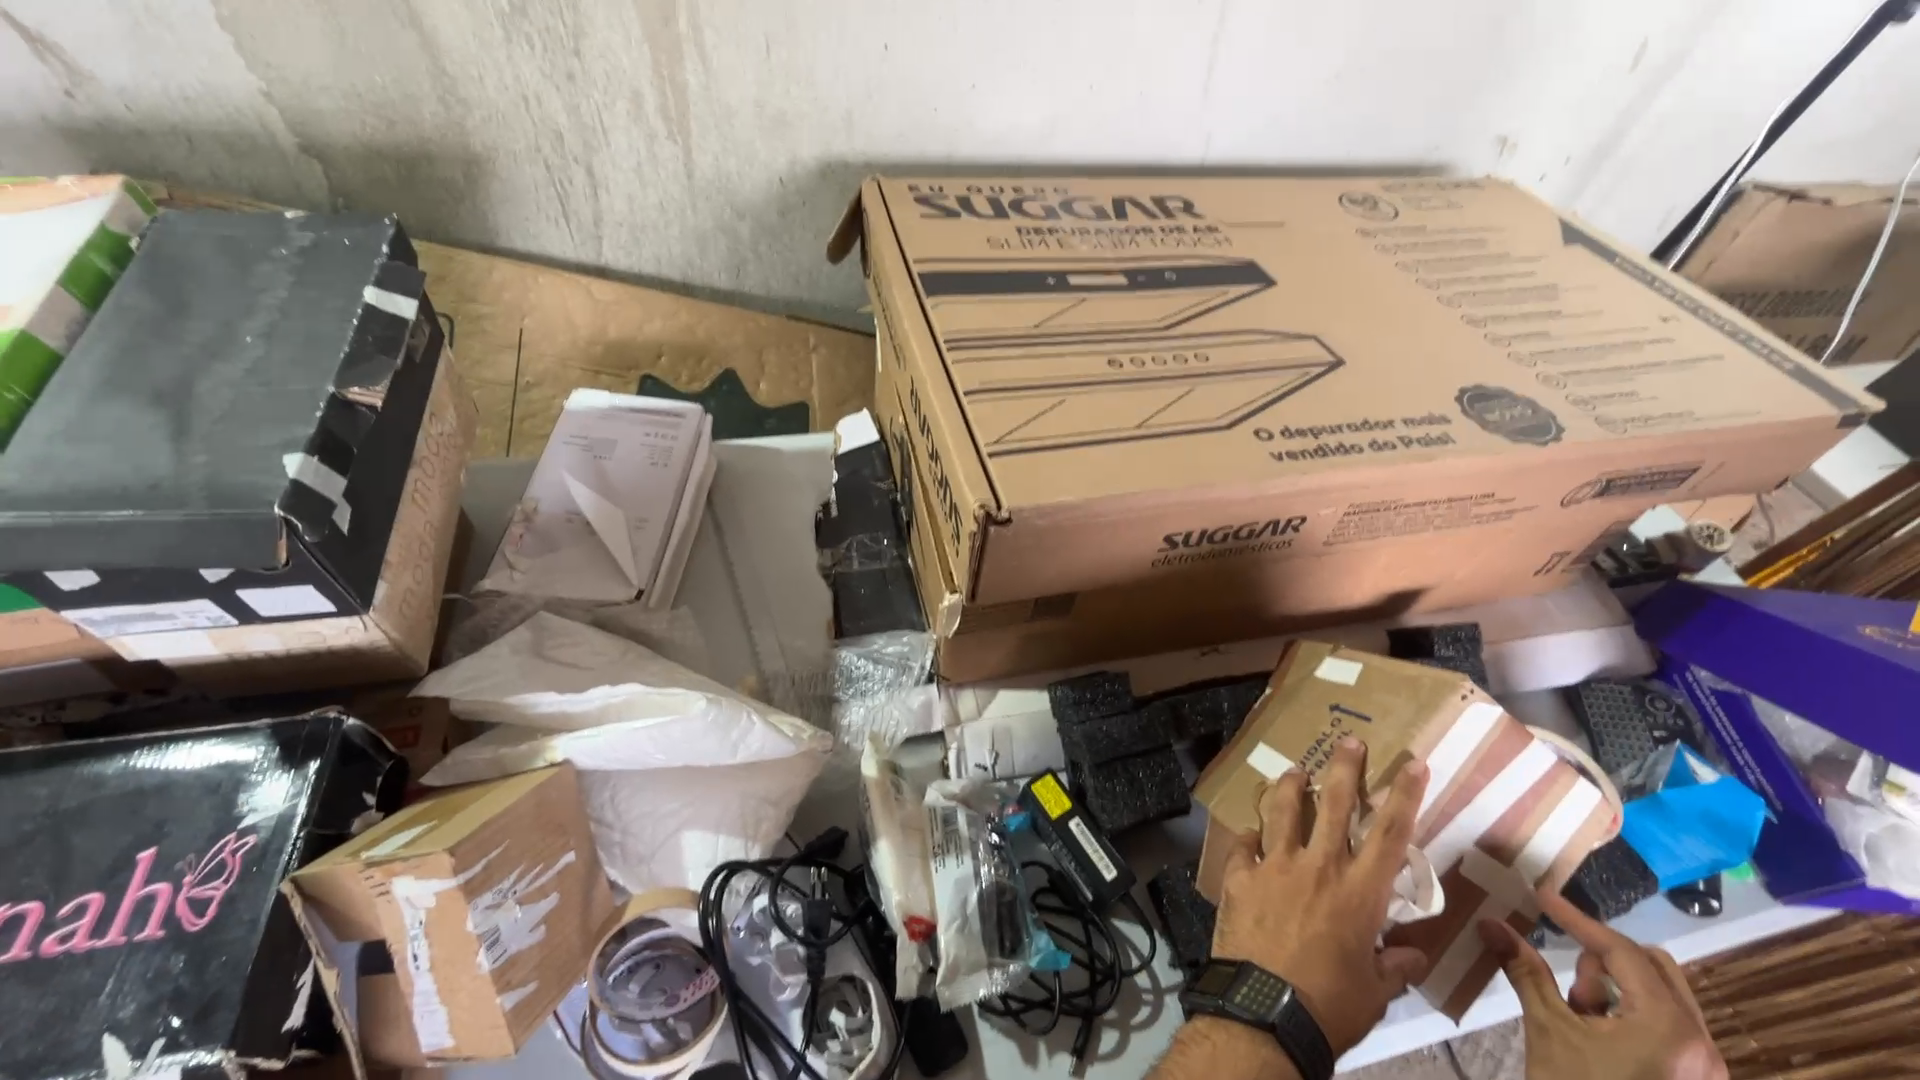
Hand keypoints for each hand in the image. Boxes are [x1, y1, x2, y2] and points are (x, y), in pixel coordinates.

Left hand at [1211, 736, 1429, 1055]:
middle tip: (1349, 741)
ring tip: (1293, 769)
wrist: (1264, 1011)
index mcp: (1360, 892)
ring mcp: (1274, 867)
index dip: (1404, 795)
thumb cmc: (1329, 1007)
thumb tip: (1413, 955)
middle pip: (1335, 803)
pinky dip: (1249, 836)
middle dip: (1345, 768)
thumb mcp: (1376, 993)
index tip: (1412, 763)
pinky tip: (1250, 832)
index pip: (1391, 833)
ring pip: (1284, 810)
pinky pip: (1244, 845)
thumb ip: (1394, 966)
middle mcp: (1319, 867)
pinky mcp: (1239, 877)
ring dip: (1291, 786)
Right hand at [1479, 892, 1726, 1079]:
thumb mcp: (1549, 1031)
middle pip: (1653, 966)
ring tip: (1579, 1018)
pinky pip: (1667, 1025)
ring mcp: (1706, 1067)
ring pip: (1662, 996)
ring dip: (1614, 989)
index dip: (1577, 921)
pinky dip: (1630, 1015)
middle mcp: (1701, 1042)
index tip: (1541, 897)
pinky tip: (1597, 1037)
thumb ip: (1526, 972)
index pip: (1621, 951)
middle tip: (1566, 982)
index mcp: (1669, 1027)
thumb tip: (1491, 924)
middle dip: (1601, 960)